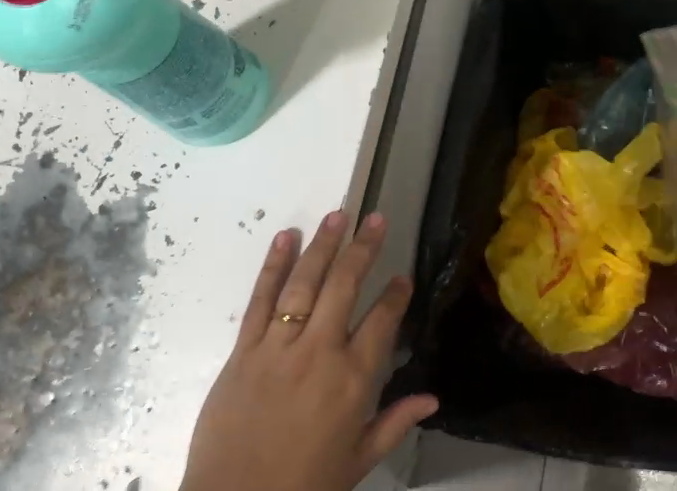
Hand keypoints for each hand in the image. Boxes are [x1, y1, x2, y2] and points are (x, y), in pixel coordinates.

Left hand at [179, 211, 438, 490]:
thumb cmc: (302, 486)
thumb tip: (433, 398)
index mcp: (352, 381)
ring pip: (304, 284)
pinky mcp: (243, 351)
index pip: (382, 321)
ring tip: (338, 214)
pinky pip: (261, 300)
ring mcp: (278, 347)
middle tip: (376, 219)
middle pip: (345, 287)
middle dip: (363, 249)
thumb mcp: (357, 461)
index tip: (402, 276)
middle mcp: (319, 353)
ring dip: (322, 246)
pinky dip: (273, 266)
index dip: (395, 295)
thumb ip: (395, 424)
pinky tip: (285, 238)